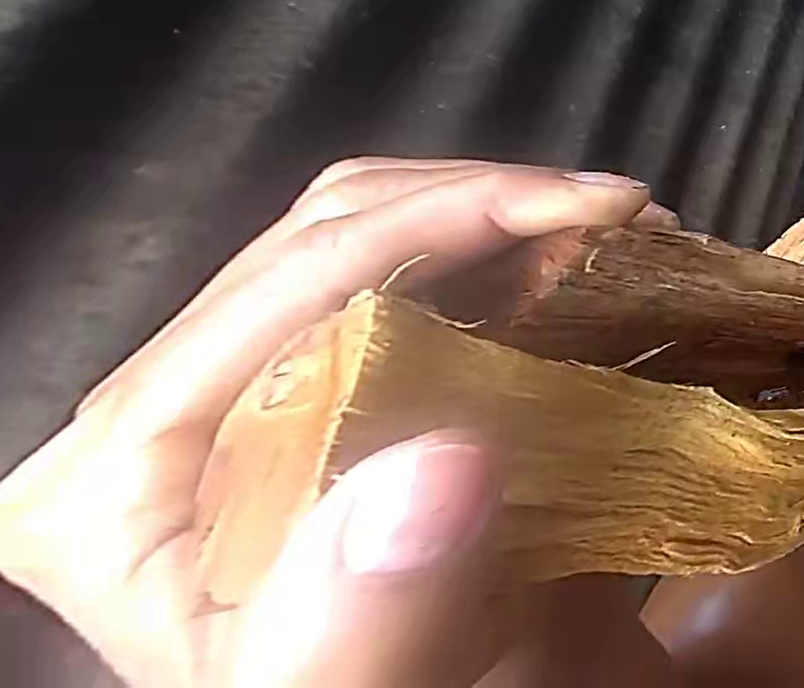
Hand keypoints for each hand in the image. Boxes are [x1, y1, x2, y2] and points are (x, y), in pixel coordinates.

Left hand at [0, 159, 673, 687]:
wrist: (476, 674)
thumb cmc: (420, 684)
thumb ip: (374, 628)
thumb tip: (441, 466)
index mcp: (141, 464)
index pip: (301, 276)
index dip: (464, 214)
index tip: (601, 209)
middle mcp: (203, 387)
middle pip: (350, 218)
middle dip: (510, 196)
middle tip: (630, 213)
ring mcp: (292, 356)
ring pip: (399, 211)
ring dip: (527, 203)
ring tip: (628, 224)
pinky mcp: (374, 345)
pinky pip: (443, 249)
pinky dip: (529, 229)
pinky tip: (594, 245)